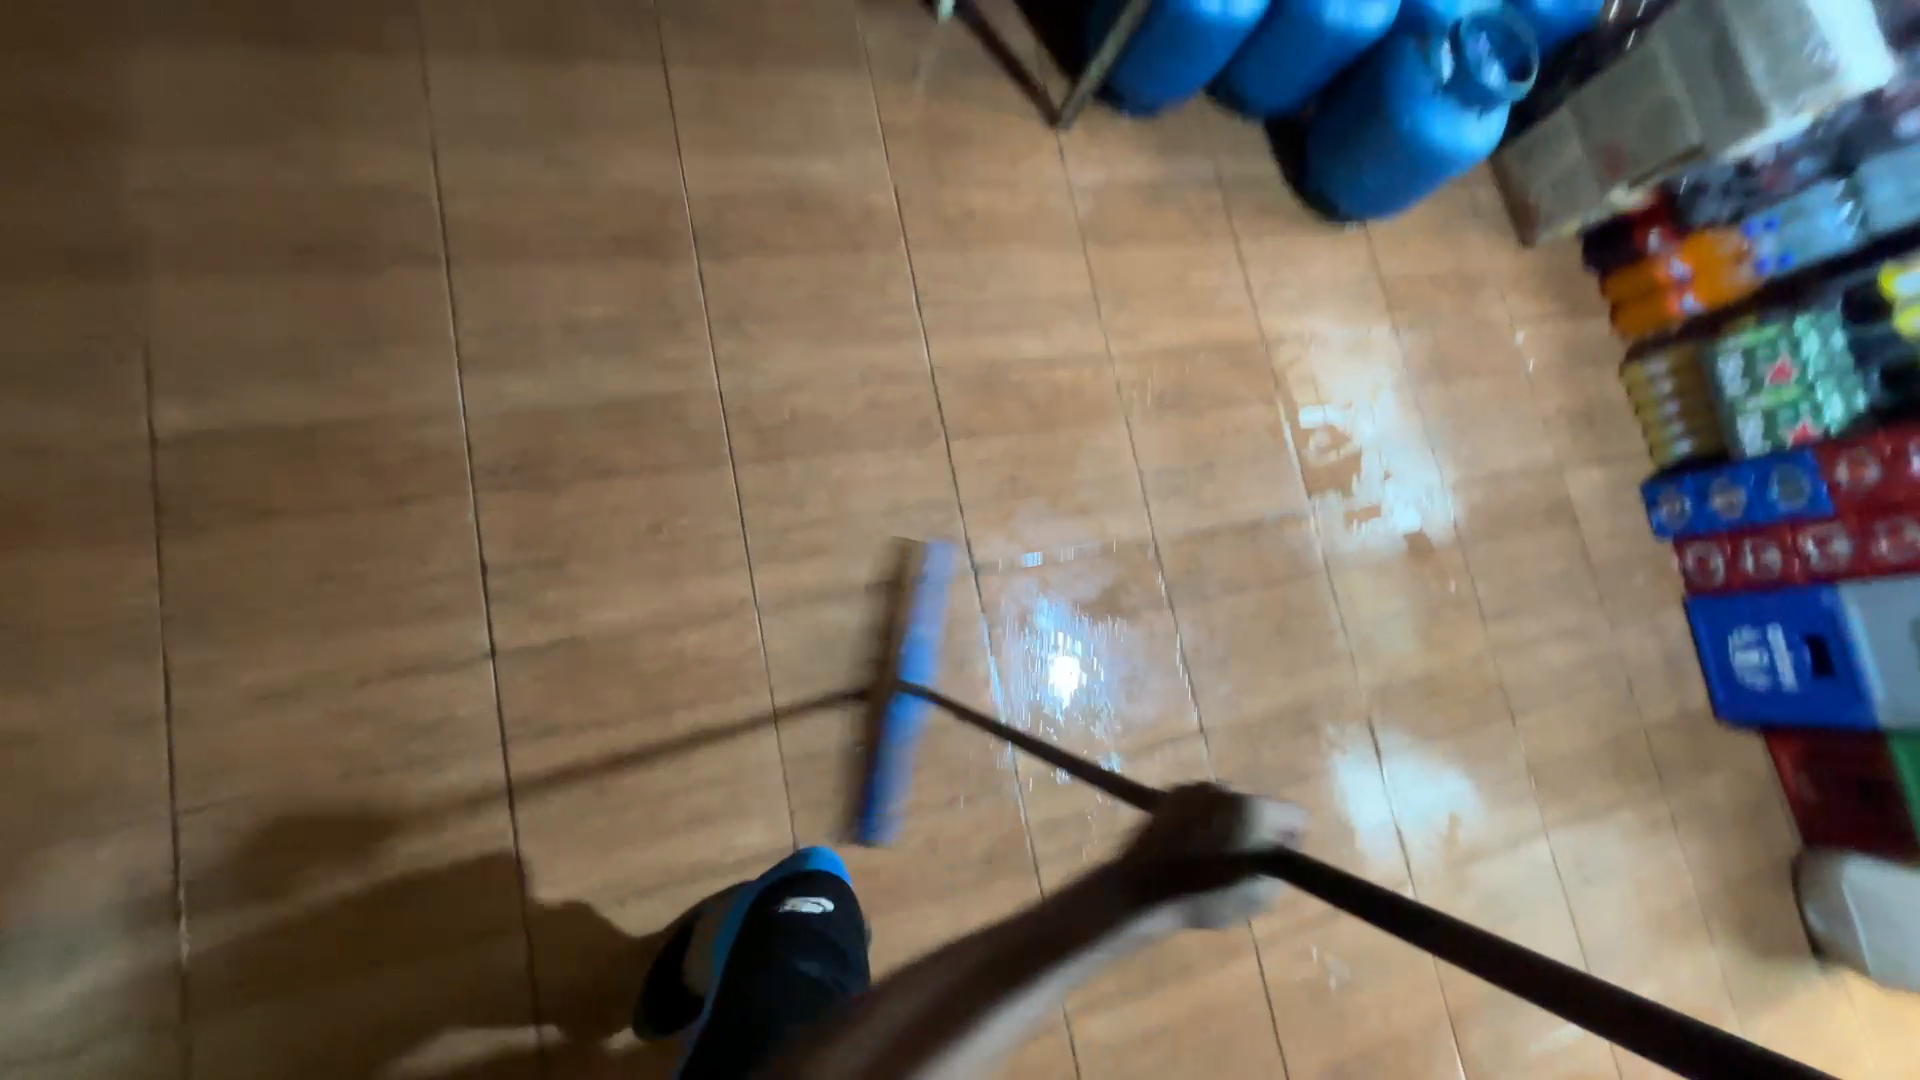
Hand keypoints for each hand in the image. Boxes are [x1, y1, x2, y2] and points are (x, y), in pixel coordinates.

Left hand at [1112, 783, 1306, 929]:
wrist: (1142, 886)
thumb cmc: (1204, 897)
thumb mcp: (1258, 897)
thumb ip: (1279, 870)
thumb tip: (1281, 852)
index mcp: (1253, 810)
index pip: (1295, 815)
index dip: (1290, 837)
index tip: (1278, 858)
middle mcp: (1226, 789)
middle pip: (1258, 806)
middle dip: (1257, 828)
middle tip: (1243, 859)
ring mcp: (1195, 787)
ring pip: (1228, 803)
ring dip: (1229, 822)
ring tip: (1212, 854)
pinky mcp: (1172, 792)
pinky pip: (1202, 804)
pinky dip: (1203, 818)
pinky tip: (1191, 844)